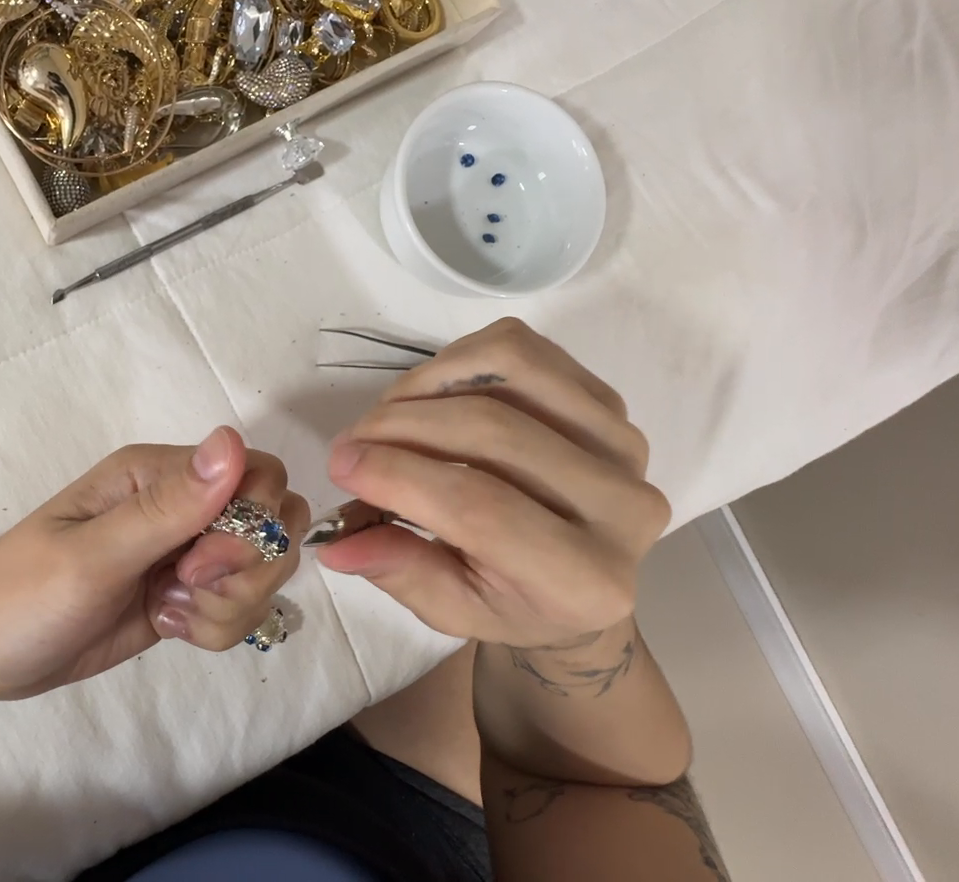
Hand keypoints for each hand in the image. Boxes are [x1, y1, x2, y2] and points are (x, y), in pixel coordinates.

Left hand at [0, 427, 307, 702]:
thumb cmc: (19, 596)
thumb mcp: (92, 556)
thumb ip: (167, 508)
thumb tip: (233, 442)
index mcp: (156, 475)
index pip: (256, 475)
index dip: (251, 525)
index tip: (200, 567)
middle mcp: (180, 504)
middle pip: (272, 522)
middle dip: (248, 570)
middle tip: (186, 591)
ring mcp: (184, 551)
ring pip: (262, 569)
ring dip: (231, 605)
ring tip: (170, 615)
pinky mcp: (185, 593)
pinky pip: (238, 606)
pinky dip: (217, 626)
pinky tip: (168, 627)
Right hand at [317, 319, 669, 648]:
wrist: (582, 574)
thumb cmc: (511, 600)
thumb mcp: (451, 608)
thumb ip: (399, 572)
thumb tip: (334, 543)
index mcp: (585, 579)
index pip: (482, 509)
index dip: (400, 476)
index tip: (340, 464)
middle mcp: (623, 507)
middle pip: (492, 432)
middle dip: (399, 427)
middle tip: (349, 442)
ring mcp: (622, 443)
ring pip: (508, 372)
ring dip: (425, 385)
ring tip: (387, 416)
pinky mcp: (607, 400)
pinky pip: (520, 349)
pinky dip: (457, 359)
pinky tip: (430, 393)